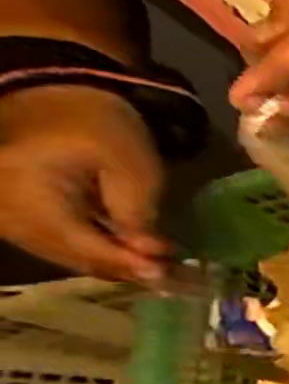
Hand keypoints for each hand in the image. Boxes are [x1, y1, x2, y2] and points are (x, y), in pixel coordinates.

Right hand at [0, 86, 166, 281]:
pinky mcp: (13, 212)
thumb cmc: (100, 129)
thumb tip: (150, 256)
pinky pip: (51, 241)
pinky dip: (94, 251)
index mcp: (22, 190)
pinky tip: (133, 257)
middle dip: (122, 268)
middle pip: (65, 253)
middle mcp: (1, 206)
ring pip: (58, 253)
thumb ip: (137, 212)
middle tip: (176, 281)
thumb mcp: (132, 166)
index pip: (76, 241)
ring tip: (164, 273)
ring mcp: (2, 212)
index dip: (123, 262)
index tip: (167, 275)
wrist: (55, 102)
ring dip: (110, 264)